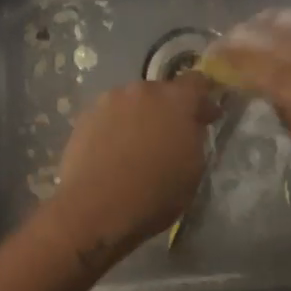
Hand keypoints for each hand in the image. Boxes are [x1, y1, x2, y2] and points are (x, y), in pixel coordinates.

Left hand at [40, 74, 221, 271]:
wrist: (93, 208)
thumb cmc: (154, 194)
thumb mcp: (193, 170)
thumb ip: (194, 138)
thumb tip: (189, 127)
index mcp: (175, 99)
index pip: (197, 82)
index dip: (203, 99)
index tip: (206, 117)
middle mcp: (142, 90)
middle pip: (161, 92)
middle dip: (168, 110)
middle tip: (169, 137)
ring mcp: (109, 100)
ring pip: (132, 103)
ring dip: (139, 117)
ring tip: (136, 147)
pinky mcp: (84, 116)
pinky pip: (109, 116)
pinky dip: (115, 128)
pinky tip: (112, 153)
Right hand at [204, 9, 290, 188]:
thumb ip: (273, 98)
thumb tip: (253, 81)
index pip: (248, 59)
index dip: (224, 57)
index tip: (208, 59)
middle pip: (261, 33)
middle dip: (236, 38)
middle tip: (222, 48)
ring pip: (283, 19)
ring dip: (259, 25)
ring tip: (247, 37)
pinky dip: (283, 25)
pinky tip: (276, 37)